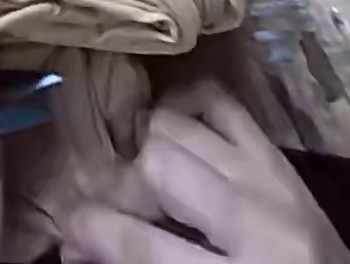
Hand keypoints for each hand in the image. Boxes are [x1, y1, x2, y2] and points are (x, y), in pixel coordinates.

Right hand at [64, 80, 349, 263]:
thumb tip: (76, 246)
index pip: (147, 245)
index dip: (96, 233)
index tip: (67, 228)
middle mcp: (263, 220)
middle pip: (160, 163)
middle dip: (127, 185)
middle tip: (115, 206)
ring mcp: (275, 180)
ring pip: (179, 124)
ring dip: (152, 148)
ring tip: (146, 176)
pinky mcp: (282, 160)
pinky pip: (220, 103)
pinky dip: (189, 108)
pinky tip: (175, 132)